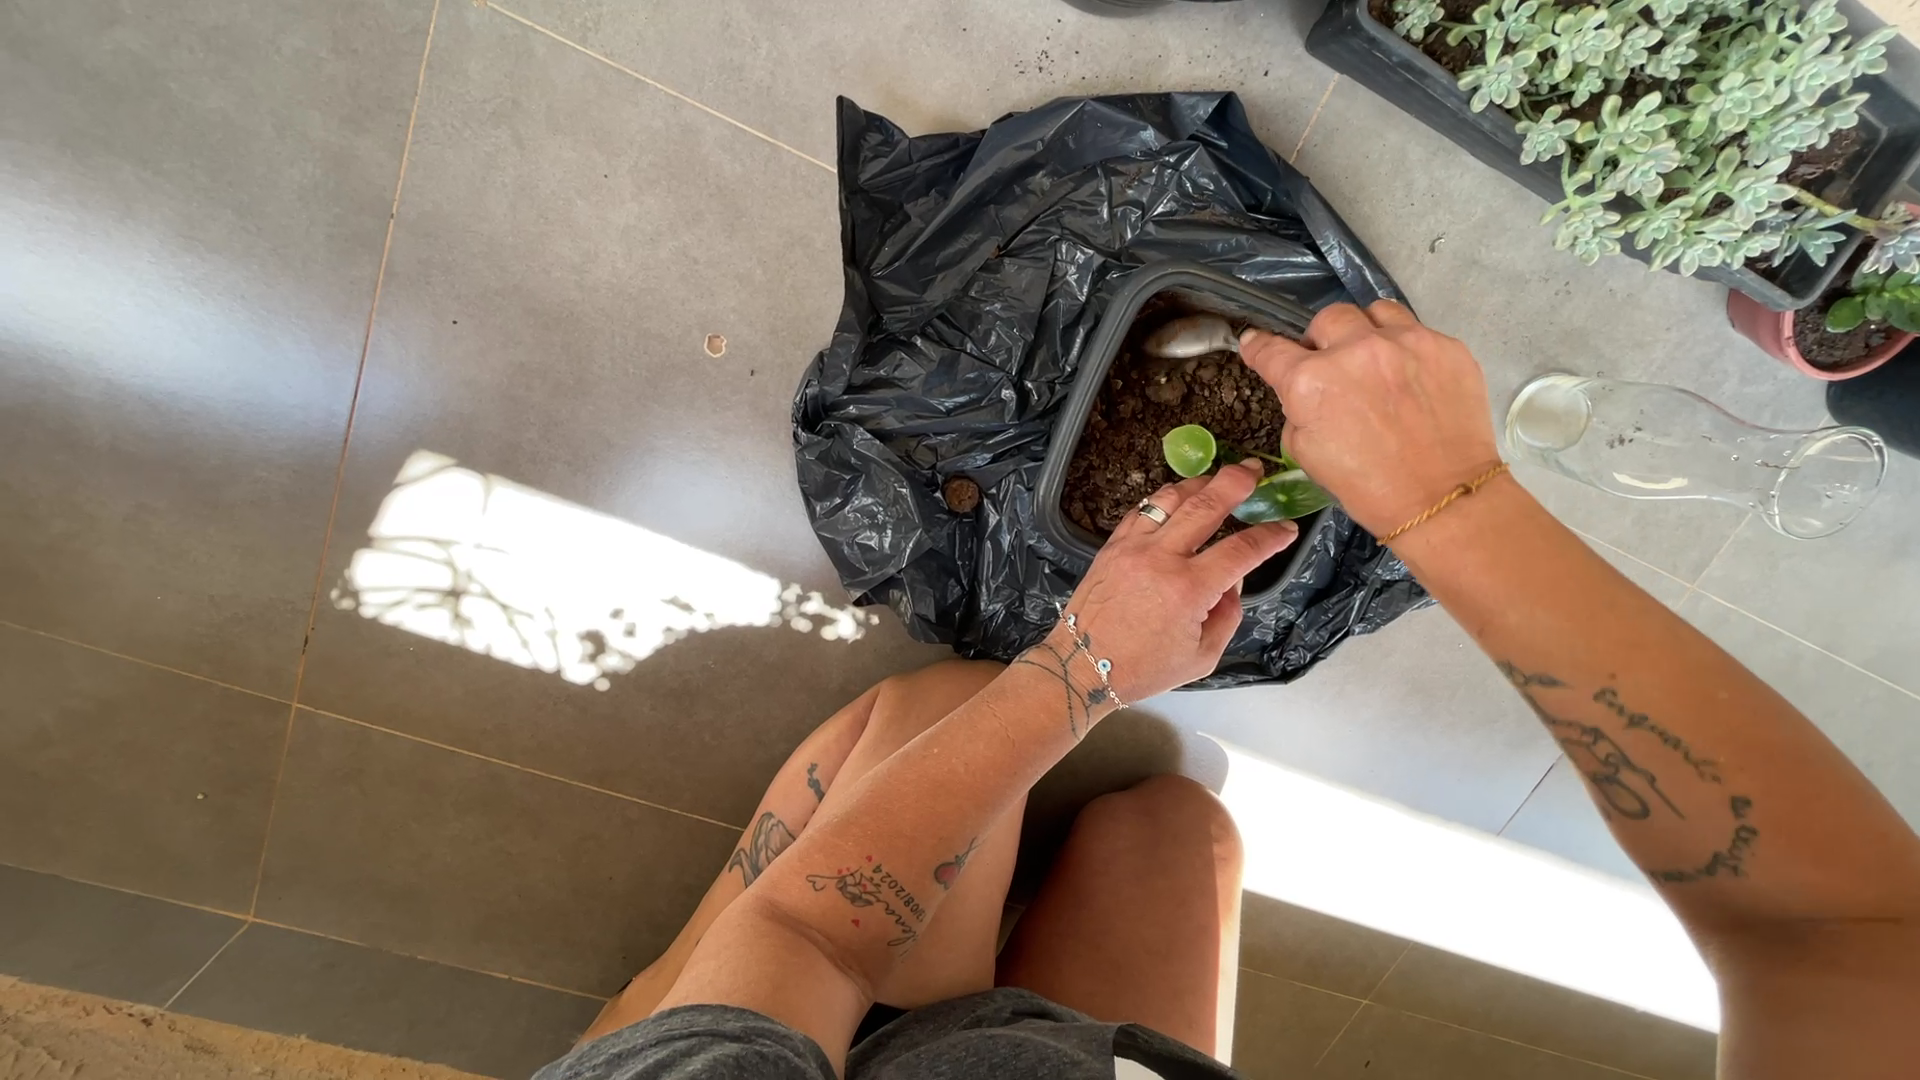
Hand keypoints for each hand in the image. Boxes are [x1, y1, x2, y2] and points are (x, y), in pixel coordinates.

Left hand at [1058, 460, 1299, 701]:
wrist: (1083, 664)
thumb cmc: (1144, 668)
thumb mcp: (1203, 655)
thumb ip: (1228, 615)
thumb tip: (1232, 582)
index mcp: (1189, 589)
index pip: (1241, 550)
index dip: (1270, 536)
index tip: (1286, 528)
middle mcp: (1161, 559)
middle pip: (1206, 505)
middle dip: (1235, 482)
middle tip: (1253, 469)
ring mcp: (1132, 547)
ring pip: (1169, 498)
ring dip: (1197, 483)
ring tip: (1216, 479)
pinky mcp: (1111, 546)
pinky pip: (1140, 511)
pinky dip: (1162, 501)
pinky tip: (1175, 500)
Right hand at [1238, 301, 1501, 537]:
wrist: (1439, 495)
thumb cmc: (1365, 484)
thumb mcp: (1304, 452)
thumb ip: (1296, 410)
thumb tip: (1302, 392)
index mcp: (1311, 381)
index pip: (1271, 350)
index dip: (1258, 347)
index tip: (1255, 344)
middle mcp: (1355, 351)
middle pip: (1327, 319)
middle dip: (1321, 340)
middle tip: (1329, 364)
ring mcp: (1405, 343)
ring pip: (1374, 312)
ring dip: (1364, 331)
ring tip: (1371, 359)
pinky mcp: (1445, 346)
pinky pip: (1415, 330)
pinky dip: (1403, 348)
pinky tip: (1406, 378)